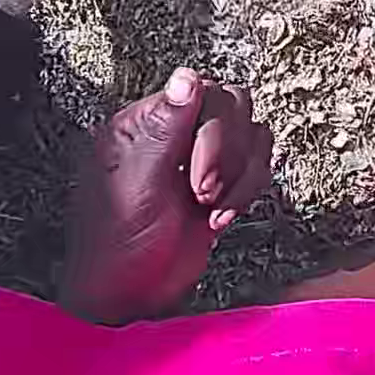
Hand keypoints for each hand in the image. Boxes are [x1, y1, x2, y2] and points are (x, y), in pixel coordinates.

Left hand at [61, 69, 273, 323]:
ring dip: (240, 175)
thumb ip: (166, 127)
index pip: (203, 93)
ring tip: (209, 207)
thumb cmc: (117, 242)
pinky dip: (247, 189)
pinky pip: (257, 162)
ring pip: (251, 132)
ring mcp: (200, 155)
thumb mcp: (139, 184)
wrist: (128, 297)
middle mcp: (177, 130)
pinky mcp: (221, 180)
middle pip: (233, 106)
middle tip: (202, 194)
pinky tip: (219, 217)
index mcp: (148, 120)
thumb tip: (186, 77)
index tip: (197, 178)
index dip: (213, 133)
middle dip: (227, 155)